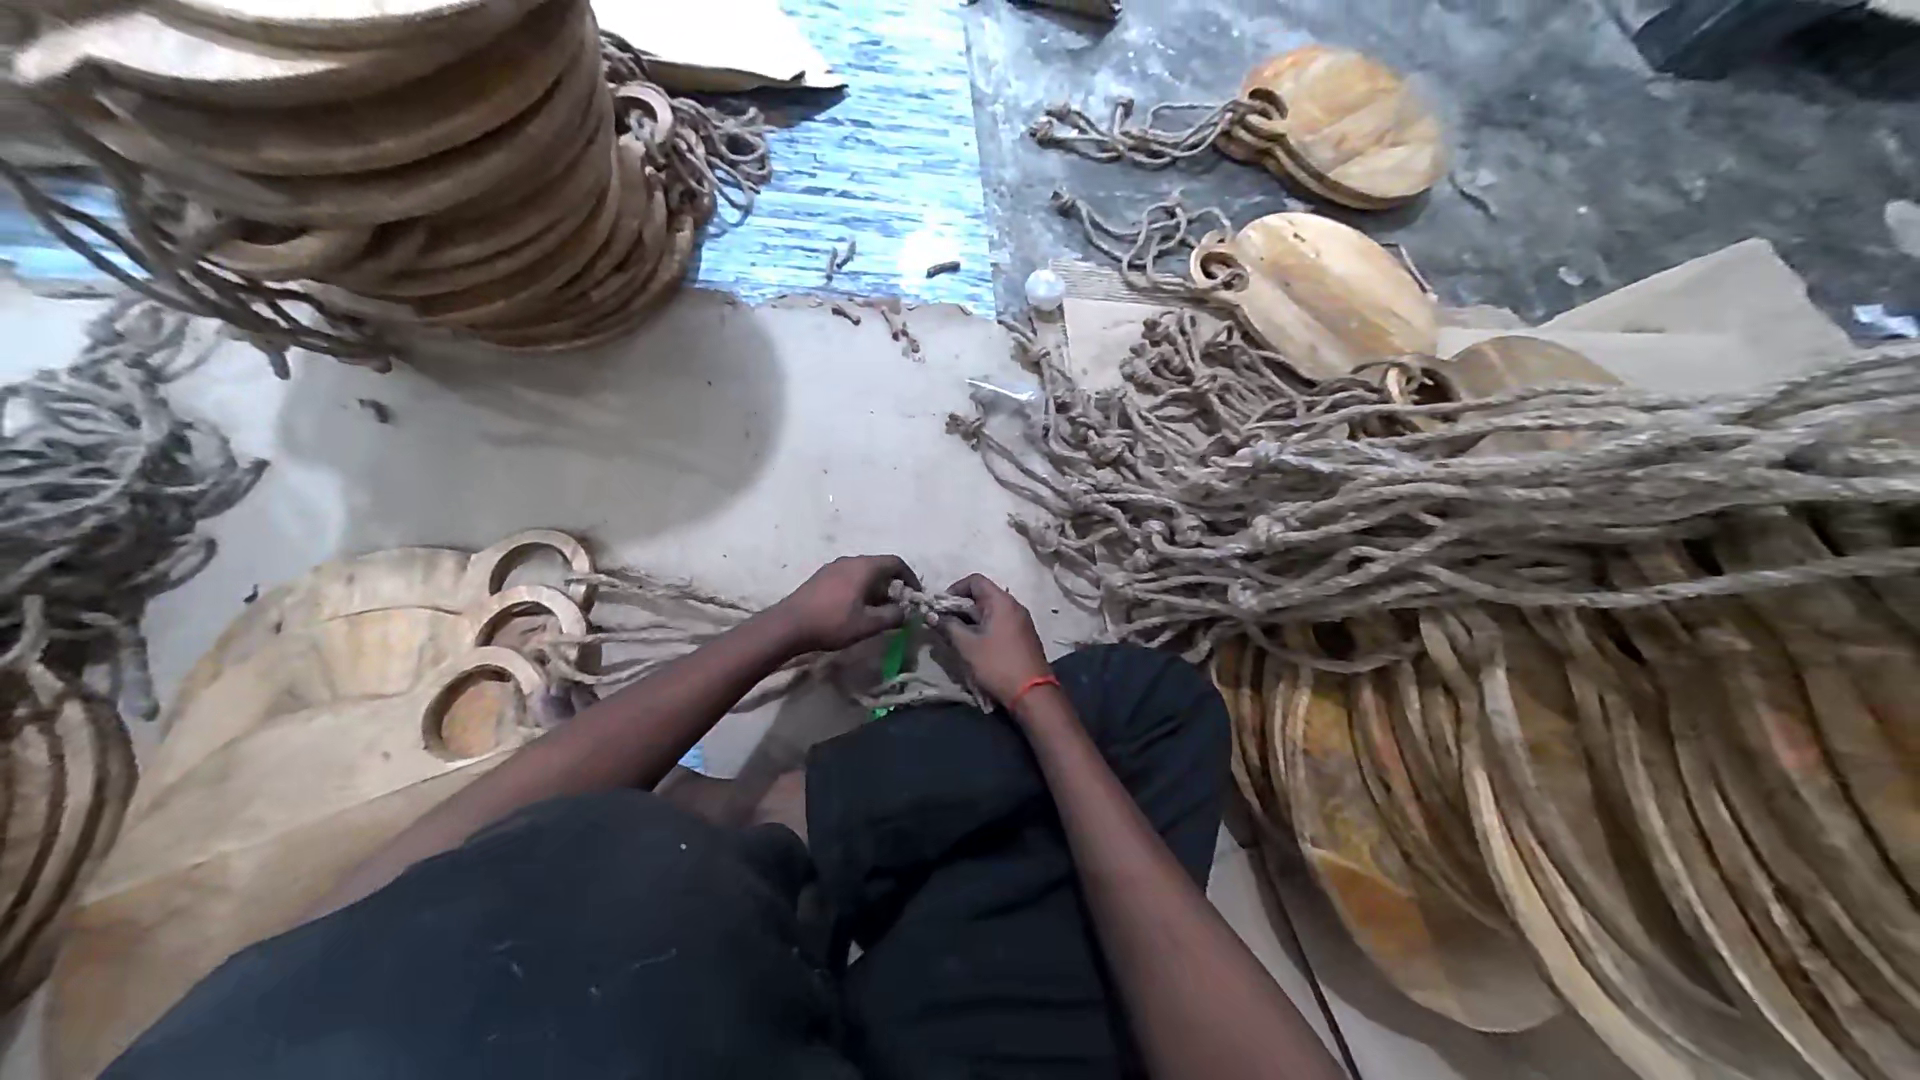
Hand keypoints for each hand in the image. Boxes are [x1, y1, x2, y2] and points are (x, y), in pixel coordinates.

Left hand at [768, 555, 918, 653]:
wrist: (788, 625)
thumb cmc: (832, 622)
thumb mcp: (867, 624)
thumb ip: (892, 617)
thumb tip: (906, 612)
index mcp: (864, 567)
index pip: (896, 563)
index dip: (910, 578)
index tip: (916, 595)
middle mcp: (850, 561)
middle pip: (880, 566)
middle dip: (894, 585)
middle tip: (900, 605)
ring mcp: (834, 567)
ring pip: (864, 572)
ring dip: (877, 588)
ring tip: (881, 610)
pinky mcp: (822, 577)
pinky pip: (850, 577)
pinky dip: (862, 588)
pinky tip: (858, 608)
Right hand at [941, 574, 1054, 707]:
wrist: (1032, 693)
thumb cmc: (997, 664)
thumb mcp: (967, 645)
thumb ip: (948, 626)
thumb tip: (932, 616)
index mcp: (1002, 601)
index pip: (975, 580)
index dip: (955, 589)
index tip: (941, 606)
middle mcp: (1014, 606)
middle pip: (983, 595)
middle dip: (960, 607)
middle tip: (944, 623)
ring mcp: (1021, 621)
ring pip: (990, 611)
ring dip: (971, 619)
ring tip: (955, 635)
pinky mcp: (1023, 636)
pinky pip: (1000, 623)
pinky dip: (984, 627)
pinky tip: (974, 644)